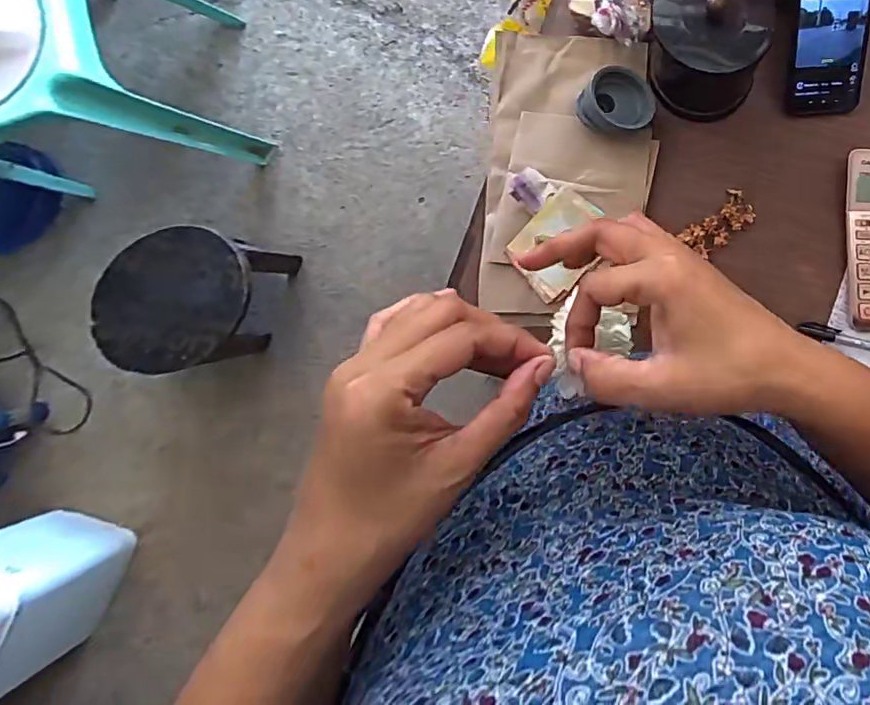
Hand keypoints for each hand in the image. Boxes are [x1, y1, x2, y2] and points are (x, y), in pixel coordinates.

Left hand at [278, 291, 552, 608]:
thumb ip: (506, 410)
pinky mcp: (350, 374)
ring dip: (463, 322)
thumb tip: (542, 366)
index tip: (542, 359)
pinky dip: (429, 321)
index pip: (460, 337)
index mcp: (383, 387)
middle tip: (523, 359)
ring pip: (417, 310)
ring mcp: (350, 365)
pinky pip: (393, 324)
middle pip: (440, 311)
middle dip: (490, 328)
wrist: (327, 560)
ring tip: (497, 353)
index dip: (509, 340)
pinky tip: (452, 336)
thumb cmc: (392, 522)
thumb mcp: (458, 466)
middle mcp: (361, 363)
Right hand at [513, 214, 820, 414]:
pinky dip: (616, 247)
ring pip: (627, 228)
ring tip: (565, 260)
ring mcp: (683, 255)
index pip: (595, 289)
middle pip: (604, 232)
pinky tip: (610, 273)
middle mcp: (668, 254)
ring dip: (592, 240)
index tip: (577, 357)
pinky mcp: (692, 265)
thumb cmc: (728, 376)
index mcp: (660, 276)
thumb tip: (573, 364)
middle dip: (562, 243)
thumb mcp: (663, 388)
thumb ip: (609, 379)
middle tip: (529, 261)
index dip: (576, 323)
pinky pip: (645, 240)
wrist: (784, 367)